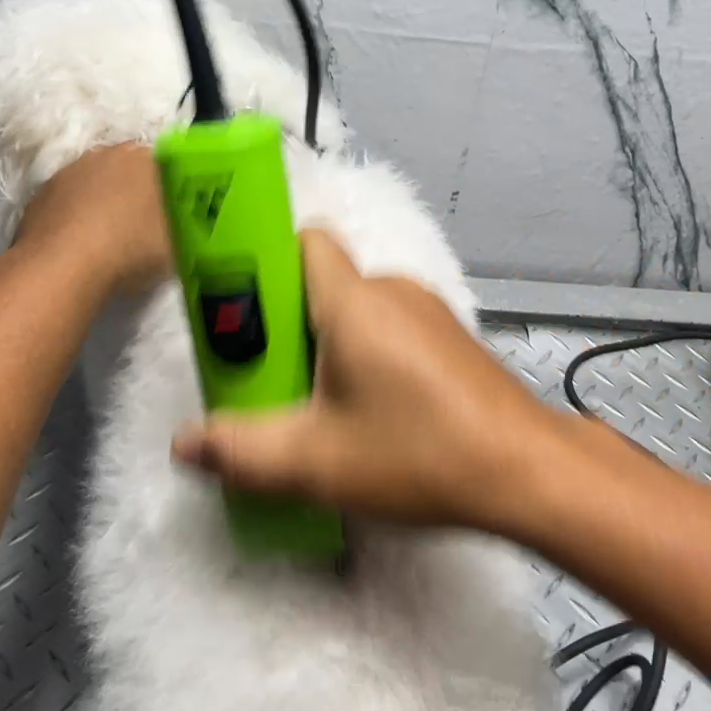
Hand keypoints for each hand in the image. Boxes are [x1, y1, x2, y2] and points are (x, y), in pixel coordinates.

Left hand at [8, 144, 171, 295]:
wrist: (62, 268)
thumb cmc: (129, 250)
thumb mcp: (176, 244)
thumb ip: (183, 225)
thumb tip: (184, 221)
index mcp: (145, 160)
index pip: (168, 163)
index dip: (171, 186)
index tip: (173, 209)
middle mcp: (107, 154)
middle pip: (128, 167)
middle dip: (136, 188)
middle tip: (143, 221)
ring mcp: (70, 170)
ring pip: (95, 180)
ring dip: (103, 198)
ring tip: (109, 233)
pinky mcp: (42, 191)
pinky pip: (69, 197)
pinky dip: (76, 212)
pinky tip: (79, 240)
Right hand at [170, 228, 570, 528]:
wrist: (526, 471)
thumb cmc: (417, 452)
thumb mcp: (315, 462)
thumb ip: (242, 450)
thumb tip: (184, 443)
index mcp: (354, 299)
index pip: (304, 239)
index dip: (267, 265)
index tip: (247, 317)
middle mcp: (393, 289)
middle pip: (323, 284)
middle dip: (290, 326)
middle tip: (277, 385)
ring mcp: (429, 312)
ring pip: (358, 311)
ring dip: (330, 348)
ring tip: (325, 413)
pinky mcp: (452, 339)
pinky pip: (391, 330)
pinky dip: (368, 358)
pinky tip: (376, 417)